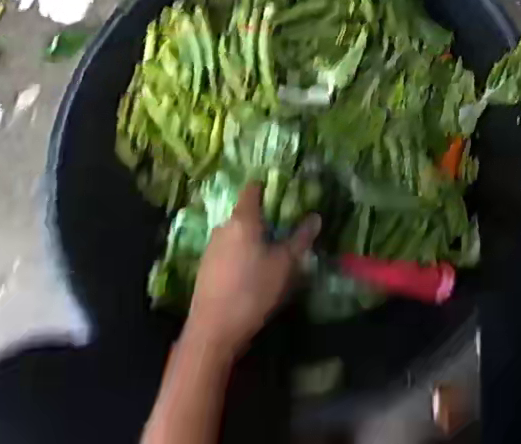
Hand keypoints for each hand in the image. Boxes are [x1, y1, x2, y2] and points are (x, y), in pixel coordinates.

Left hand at [183, 184, 318, 355]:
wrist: (211, 335)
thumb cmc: (252, 290)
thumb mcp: (286, 263)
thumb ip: (301, 237)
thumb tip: (315, 217)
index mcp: (243, 219)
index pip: (253, 189)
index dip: (268, 186)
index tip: (284, 190)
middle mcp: (223, 229)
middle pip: (245, 212)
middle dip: (264, 215)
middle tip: (285, 223)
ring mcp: (210, 250)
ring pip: (236, 233)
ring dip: (252, 236)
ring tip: (272, 247)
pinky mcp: (205, 271)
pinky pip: (227, 251)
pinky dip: (241, 253)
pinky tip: (253, 269)